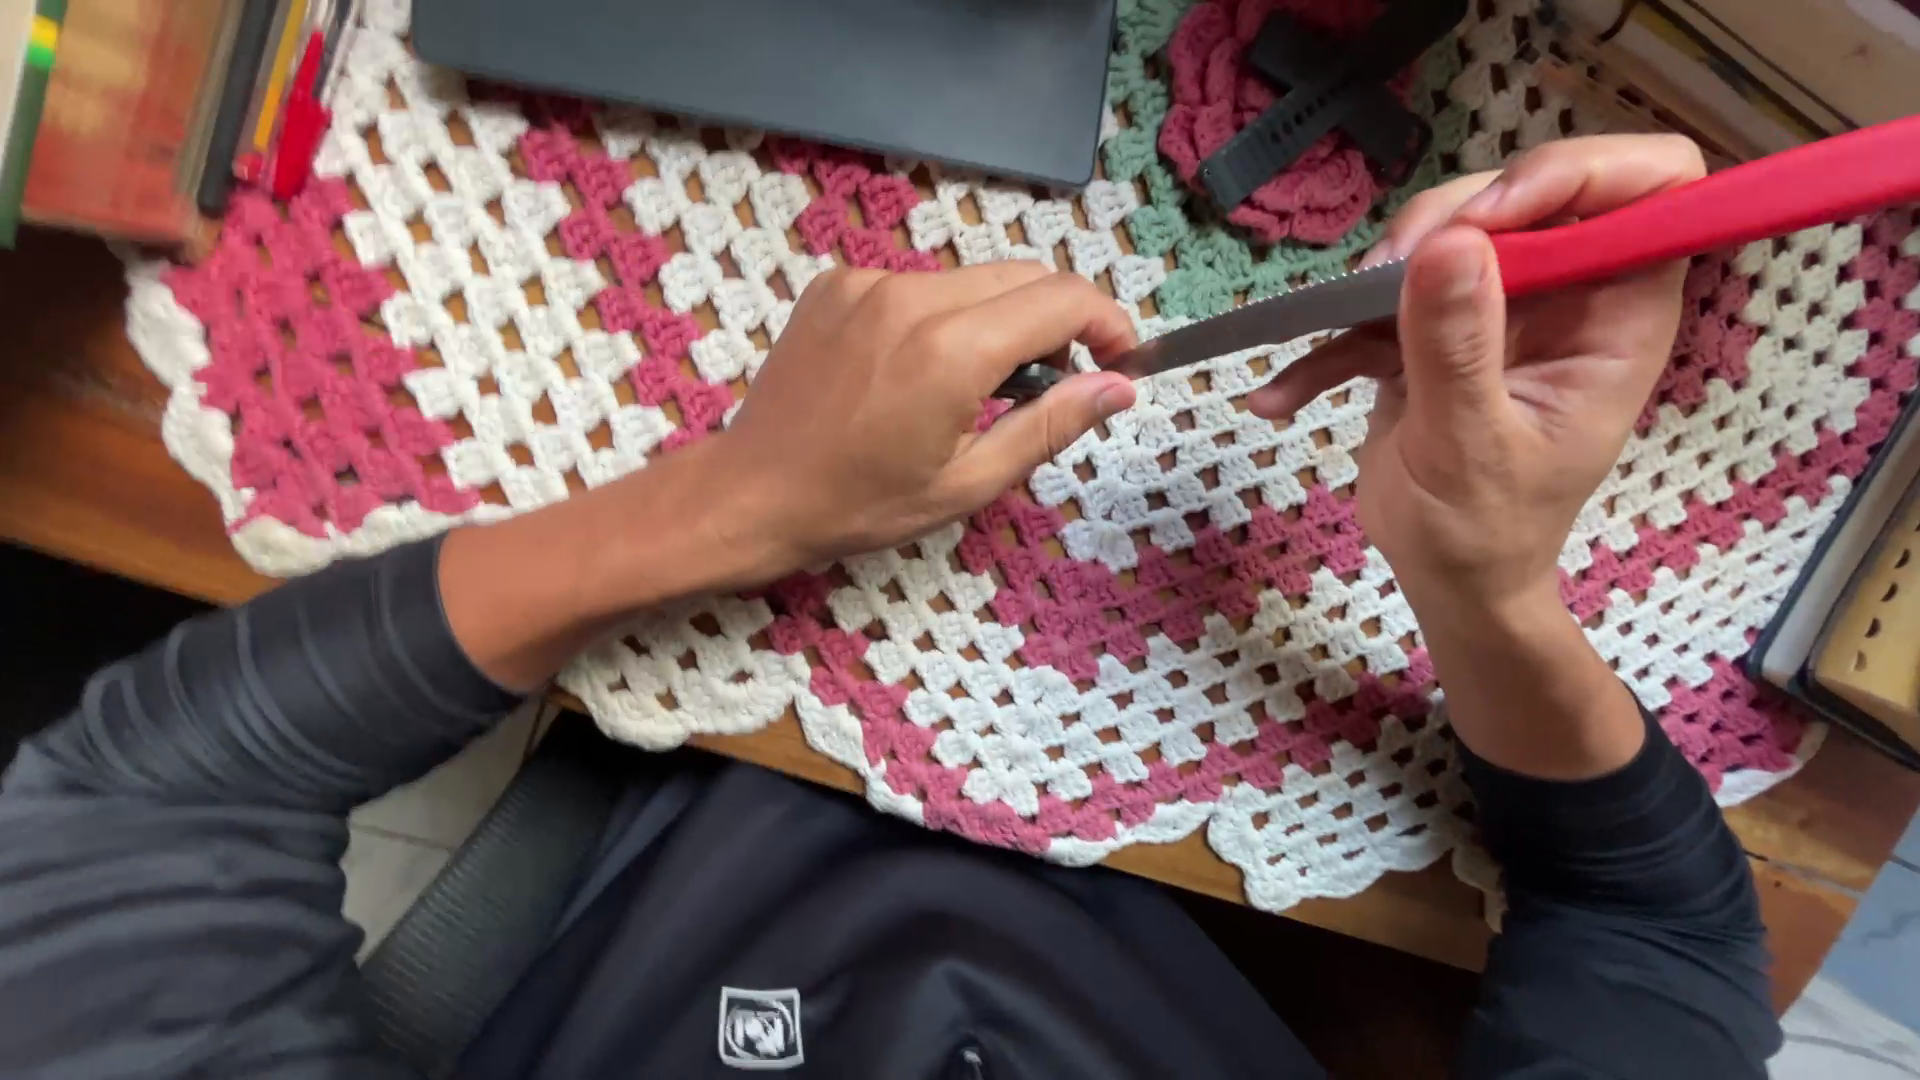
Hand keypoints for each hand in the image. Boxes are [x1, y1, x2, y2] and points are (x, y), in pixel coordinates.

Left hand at [441, 262, 1136, 690]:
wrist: (752, 493)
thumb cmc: (861, 506)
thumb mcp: (967, 483)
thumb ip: (1049, 425)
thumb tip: (1118, 387)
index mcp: (951, 350)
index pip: (1061, 299)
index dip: (1108, 322)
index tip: (1122, 358)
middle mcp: (911, 295)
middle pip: (1022, 276)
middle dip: (1061, 318)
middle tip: (1063, 377)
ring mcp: (867, 282)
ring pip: (971, 279)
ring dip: (1002, 319)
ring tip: (986, 384)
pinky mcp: (837, 284)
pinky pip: (919, 285)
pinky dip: (947, 316)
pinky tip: (924, 370)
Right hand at [1248, 134, 1705, 615]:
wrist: (1443, 575)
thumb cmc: (1483, 527)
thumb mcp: (1470, 444)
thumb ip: (1458, 349)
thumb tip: (1446, 243)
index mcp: (1612, 316)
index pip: (1644, 190)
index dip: (1572, 176)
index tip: (1480, 222)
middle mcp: (1558, 301)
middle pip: (1515, 205)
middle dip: (1440, 229)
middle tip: (1375, 278)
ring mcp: (1485, 319)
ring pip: (1434, 248)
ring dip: (1367, 286)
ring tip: (1319, 333)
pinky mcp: (1422, 344)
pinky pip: (1370, 320)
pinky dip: (1320, 355)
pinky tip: (1278, 399)